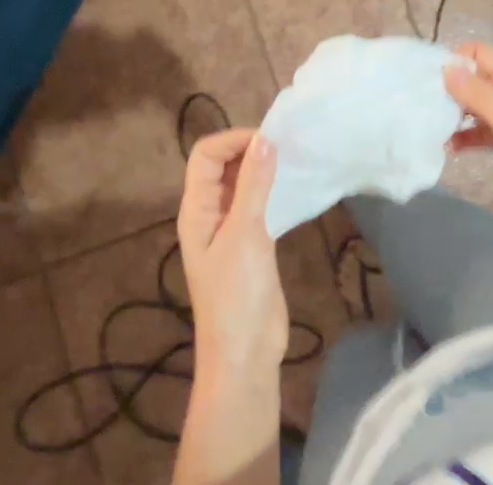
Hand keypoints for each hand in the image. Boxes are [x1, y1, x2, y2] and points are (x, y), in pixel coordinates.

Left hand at [177, 129, 287, 376]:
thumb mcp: (245, 235)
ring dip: (263, 169)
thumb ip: (255, 185)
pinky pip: (258, 204)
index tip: (270, 141)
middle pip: (222, 165)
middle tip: (286, 147)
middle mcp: (209, 214)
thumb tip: (265, 139)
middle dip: (249, 149)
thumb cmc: (237, 294)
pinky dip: (273, 190)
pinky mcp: (252, 244)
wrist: (245, 353)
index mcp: (196, 209)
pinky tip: (295, 188)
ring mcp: (230, 230)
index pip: (206, 155)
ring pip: (242, 184)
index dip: (234, 140)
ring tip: (294, 161)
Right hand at [445, 41, 492, 242]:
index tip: (428, 80)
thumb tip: (446, 68)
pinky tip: (450, 150)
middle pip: (477, 80)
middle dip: (451, 89)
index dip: (455, 59)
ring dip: (455, 116)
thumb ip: (480, 95)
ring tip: (431, 131)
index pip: (482, 54)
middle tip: (423, 108)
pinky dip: (467, 138)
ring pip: (478, 109)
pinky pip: (484, 134)